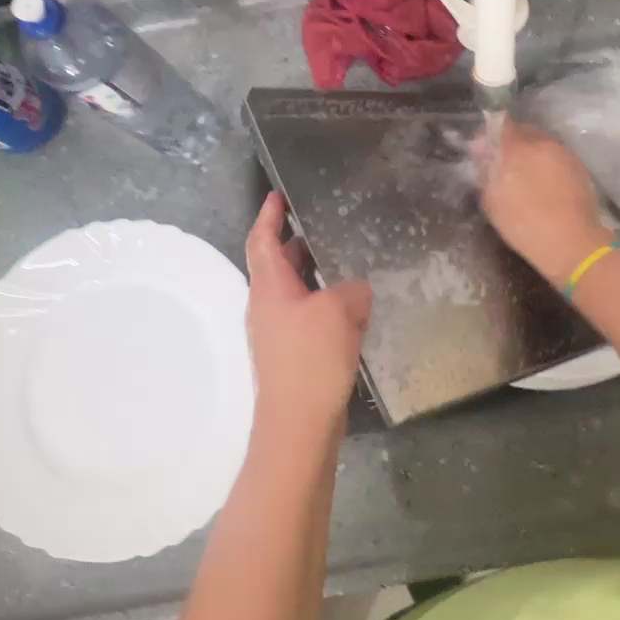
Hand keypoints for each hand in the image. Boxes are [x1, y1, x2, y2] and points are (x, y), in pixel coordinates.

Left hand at [244, 192, 372, 441]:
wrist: (299, 424)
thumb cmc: (311, 359)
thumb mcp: (339, 310)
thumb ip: (351, 290)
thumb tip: (356, 292)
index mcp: (269, 288)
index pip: (262, 240)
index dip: (269, 216)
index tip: (277, 195)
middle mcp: (267, 308)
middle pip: (278, 266)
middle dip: (299, 245)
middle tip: (326, 226)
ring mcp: (278, 335)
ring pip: (297, 295)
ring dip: (318, 279)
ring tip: (349, 266)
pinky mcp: (293, 358)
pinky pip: (309, 321)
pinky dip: (327, 308)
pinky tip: (355, 314)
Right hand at [479, 120, 614, 284]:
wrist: (570, 241)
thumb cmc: (523, 224)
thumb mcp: (491, 202)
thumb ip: (486, 174)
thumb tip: (485, 158)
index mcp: (517, 148)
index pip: (500, 126)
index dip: (489, 135)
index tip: (482, 151)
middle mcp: (542, 143)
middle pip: (524, 132)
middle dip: (512, 144)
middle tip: (503, 165)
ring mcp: (565, 153)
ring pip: (543, 145)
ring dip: (532, 154)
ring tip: (526, 178)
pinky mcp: (580, 168)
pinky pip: (558, 158)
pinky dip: (548, 166)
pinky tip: (545, 186)